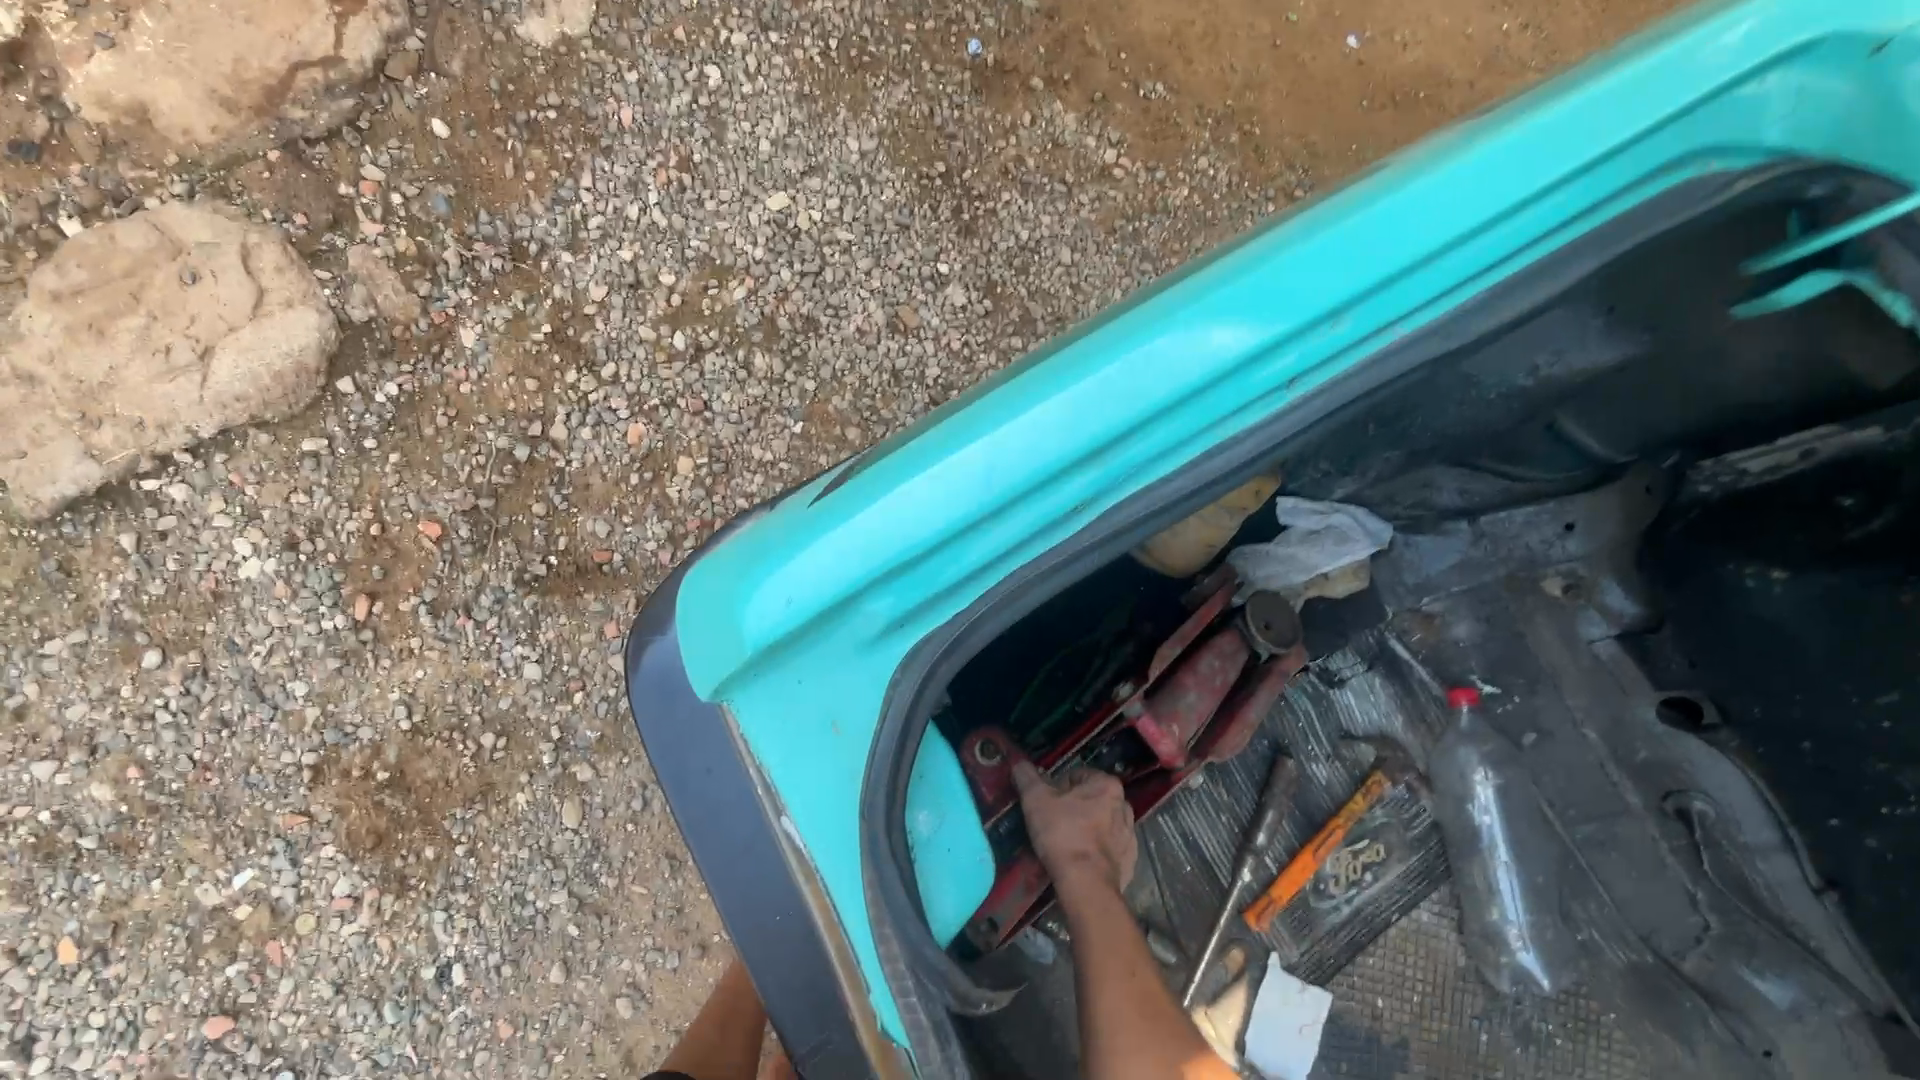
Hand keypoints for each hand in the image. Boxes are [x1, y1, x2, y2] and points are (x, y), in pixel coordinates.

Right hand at [1013, 761, 1137, 898]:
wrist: (1087, 884)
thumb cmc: (1062, 834)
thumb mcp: (1036, 800)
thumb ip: (1027, 777)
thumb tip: (1019, 762)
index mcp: (1107, 784)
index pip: (1077, 776)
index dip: (1057, 788)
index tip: (1045, 804)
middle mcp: (1124, 805)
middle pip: (1091, 800)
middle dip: (1074, 808)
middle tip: (1053, 823)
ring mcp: (1130, 834)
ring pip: (1102, 824)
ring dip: (1087, 829)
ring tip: (1065, 844)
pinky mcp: (1130, 860)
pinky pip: (1109, 849)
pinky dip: (1097, 851)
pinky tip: (1080, 861)